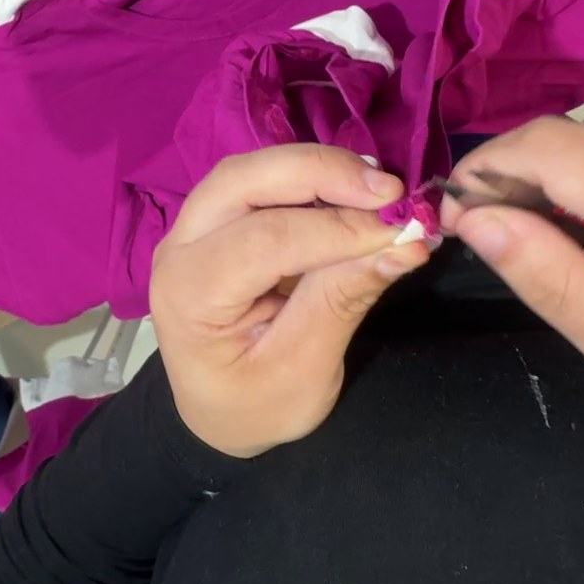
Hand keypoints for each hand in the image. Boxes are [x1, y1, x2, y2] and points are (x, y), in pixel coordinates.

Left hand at [151, 145, 432, 457]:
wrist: (217, 414)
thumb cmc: (255, 405)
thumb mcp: (305, 369)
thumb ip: (344, 299)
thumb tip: (405, 241)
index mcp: (189, 294)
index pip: (264, 239)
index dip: (337, 227)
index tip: (404, 227)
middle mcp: (178, 249)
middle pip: (242, 180)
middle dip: (319, 173)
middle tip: (390, 188)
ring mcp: (190, 230)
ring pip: (249, 172)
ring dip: (315, 169)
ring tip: (378, 187)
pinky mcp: (213, 223)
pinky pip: (258, 183)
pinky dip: (307, 180)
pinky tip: (351, 190)